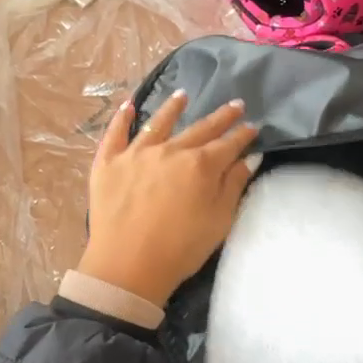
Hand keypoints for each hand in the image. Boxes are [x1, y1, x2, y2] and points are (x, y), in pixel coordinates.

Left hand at [75, 90, 258, 305]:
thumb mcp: (219, 220)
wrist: (127, 267)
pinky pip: (115, 134)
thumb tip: (250, 157)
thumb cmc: (181, 249)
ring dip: (173, 107)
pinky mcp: (109, 163)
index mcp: (201, 165)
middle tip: (235, 104)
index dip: (243, 135)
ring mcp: (137, 153)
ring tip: (183, 95)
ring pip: (158, 122)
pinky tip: (128, 105)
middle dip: (221, 117)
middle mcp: (171, 150)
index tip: (253, 126)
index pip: (228, 144)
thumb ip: (234, 185)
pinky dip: (121, 118)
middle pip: (200, 128)